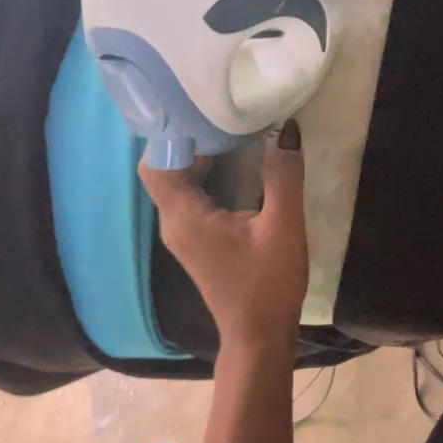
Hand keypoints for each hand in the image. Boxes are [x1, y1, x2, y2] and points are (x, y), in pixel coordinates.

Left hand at [138, 119, 308, 348]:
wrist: (260, 335)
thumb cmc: (268, 281)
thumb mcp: (283, 225)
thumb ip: (283, 176)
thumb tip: (286, 128)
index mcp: (185, 216)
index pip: (157, 163)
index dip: (174, 134)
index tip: (204, 108)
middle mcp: (176, 222)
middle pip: (167, 168)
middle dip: (193, 137)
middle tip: (227, 110)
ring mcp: (186, 232)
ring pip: (182, 181)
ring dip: (204, 154)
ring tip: (236, 127)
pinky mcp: (201, 239)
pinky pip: (195, 194)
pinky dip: (211, 173)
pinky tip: (241, 161)